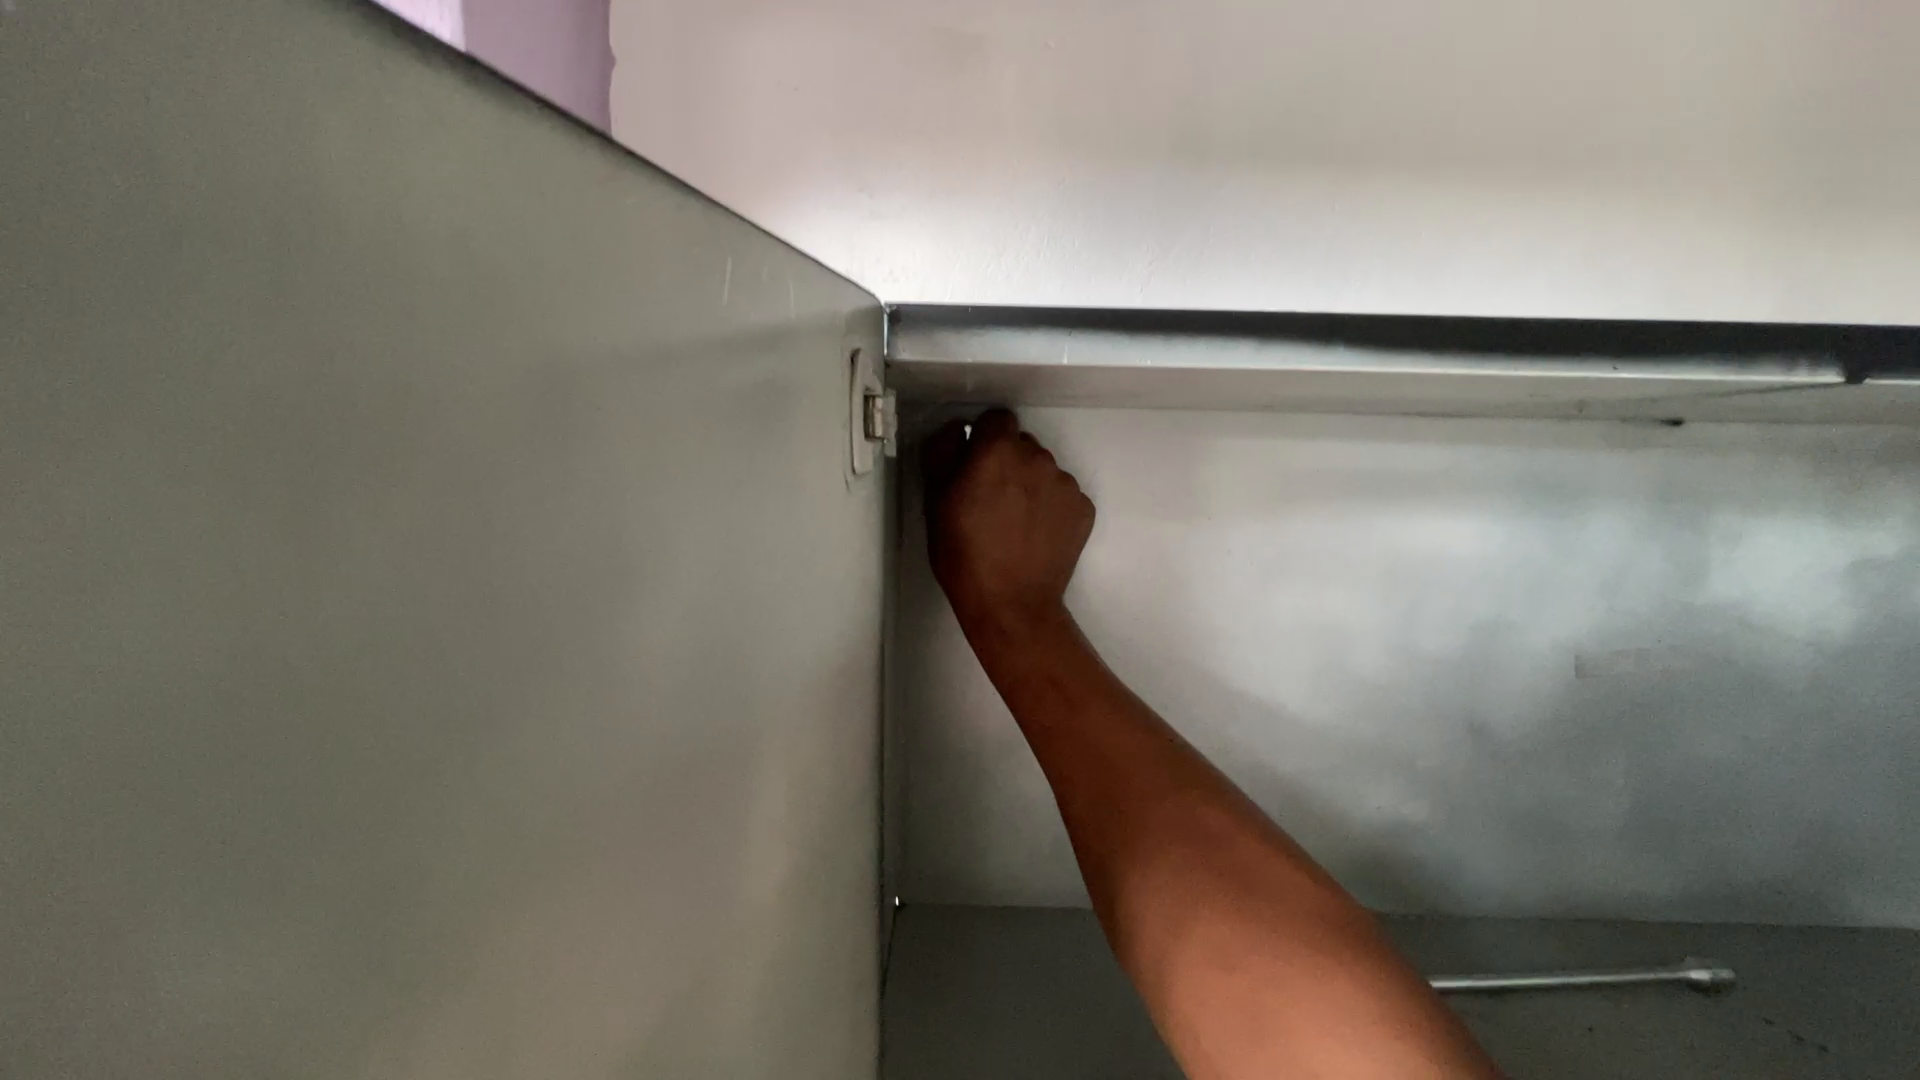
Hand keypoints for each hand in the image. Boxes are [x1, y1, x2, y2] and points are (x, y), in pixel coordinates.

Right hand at [921, 409, 1095, 632]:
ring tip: (1013, 523)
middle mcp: (1038, 457)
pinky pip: (1062, 496)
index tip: (973, 464)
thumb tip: (956, 430)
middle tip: (989, 500)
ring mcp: (1066, 483)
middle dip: (1007, 462)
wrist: (1011, 604)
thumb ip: (941, 453)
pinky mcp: (1083, 509)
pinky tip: (1034, 536)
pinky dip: (1049, 508)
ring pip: (1043, 470)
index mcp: (998, 450)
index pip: (995, 419)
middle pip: (1021, 444)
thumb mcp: (934, 502)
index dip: (982, 438)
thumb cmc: (963, 554)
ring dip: (1029, 485)